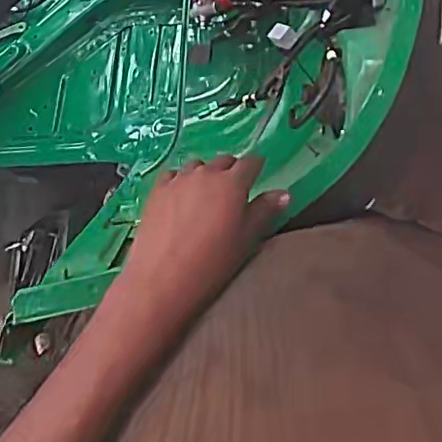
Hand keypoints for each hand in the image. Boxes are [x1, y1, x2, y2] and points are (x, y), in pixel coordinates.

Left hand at [108, 156, 289, 328]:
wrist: (161, 280)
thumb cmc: (212, 263)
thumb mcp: (246, 239)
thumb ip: (265, 211)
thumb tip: (284, 193)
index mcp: (232, 183)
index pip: (250, 163)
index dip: (256, 166)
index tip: (259, 173)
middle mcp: (206, 173)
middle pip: (224, 161)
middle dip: (232, 171)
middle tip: (233, 191)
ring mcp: (179, 179)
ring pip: (198, 166)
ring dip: (206, 174)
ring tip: (206, 195)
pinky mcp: (158, 189)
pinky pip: (174, 175)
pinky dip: (181, 180)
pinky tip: (180, 197)